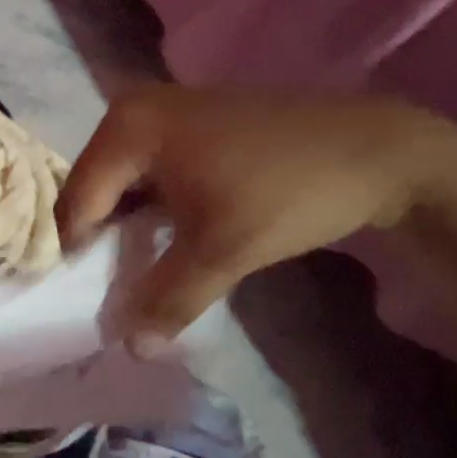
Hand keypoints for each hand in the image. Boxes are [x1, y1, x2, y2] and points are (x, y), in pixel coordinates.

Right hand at [55, 84, 456, 352]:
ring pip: (123, 176)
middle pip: (96, 183)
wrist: (378, 151)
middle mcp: (130, 108)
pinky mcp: (187, 120)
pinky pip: (148, 165)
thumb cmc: (284, 192)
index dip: (78, 250)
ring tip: (141, 265)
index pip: (78, 197)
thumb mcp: (224, 250)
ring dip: (130, 221)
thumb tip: (131, 349)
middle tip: (113, 284)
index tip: (84, 294)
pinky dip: (153, 202)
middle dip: (103, 236)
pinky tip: (171, 233)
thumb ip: (169, 297)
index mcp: (124, 127)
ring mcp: (160, 109)